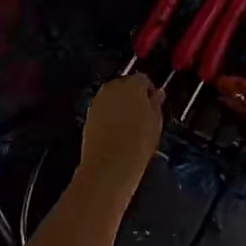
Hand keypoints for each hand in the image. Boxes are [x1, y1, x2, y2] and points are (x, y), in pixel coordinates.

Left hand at [79, 74, 163, 192]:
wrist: (108, 166)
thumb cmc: (138, 142)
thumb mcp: (156, 121)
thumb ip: (156, 103)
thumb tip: (157, 94)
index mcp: (133, 84)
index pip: (144, 79)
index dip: (150, 91)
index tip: (154, 104)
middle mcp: (112, 88)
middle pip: (126, 85)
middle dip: (133, 96)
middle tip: (142, 113)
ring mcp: (98, 102)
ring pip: (113, 97)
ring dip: (121, 105)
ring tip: (129, 124)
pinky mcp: (88, 116)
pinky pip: (103, 110)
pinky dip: (110, 115)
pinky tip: (117, 131)